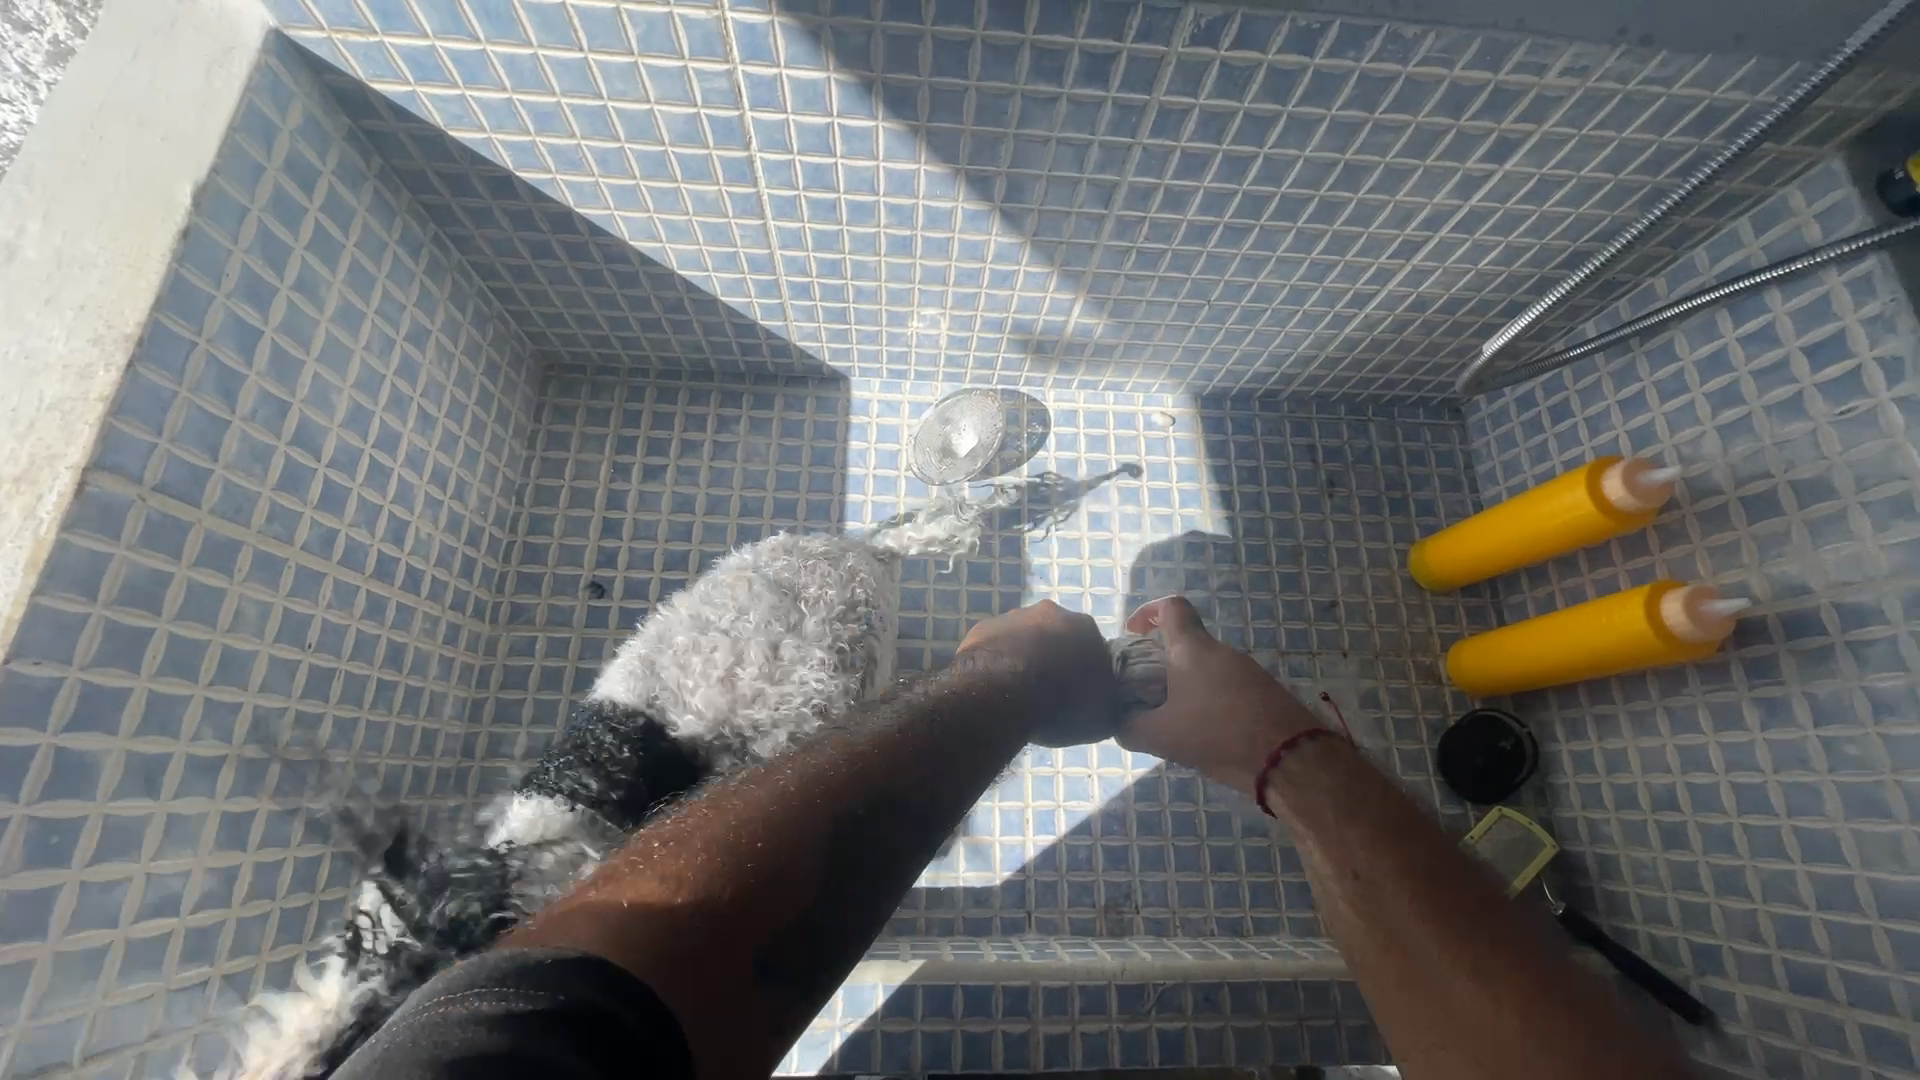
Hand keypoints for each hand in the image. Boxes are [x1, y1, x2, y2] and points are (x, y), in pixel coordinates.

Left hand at [956, 600, 1119, 746]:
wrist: (1004, 696)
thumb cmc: (1061, 704)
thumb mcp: (1101, 716)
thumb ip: (1104, 701)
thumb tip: (1100, 701)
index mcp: (1085, 627)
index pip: (1090, 646)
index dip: (1083, 669)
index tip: (1075, 692)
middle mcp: (1051, 612)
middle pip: (1055, 636)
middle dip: (1052, 657)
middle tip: (1045, 690)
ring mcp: (1014, 616)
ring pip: (1023, 638)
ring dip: (1022, 657)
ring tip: (1016, 691)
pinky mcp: (984, 627)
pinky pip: (995, 645)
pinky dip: (996, 661)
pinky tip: (994, 685)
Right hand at [1118, 596, 1322, 793]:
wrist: (1289, 759)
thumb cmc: (1217, 734)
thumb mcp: (1162, 737)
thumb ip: (1130, 727)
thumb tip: (1117, 723)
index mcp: (1191, 649)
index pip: (1170, 607)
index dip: (1147, 612)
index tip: (1134, 635)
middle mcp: (1220, 652)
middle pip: (1185, 643)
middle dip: (1162, 664)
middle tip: (1146, 695)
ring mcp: (1247, 671)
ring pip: (1206, 668)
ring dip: (1187, 687)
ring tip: (1175, 722)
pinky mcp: (1265, 692)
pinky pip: (1227, 687)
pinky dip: (1211, 702)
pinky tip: (1207, 735)